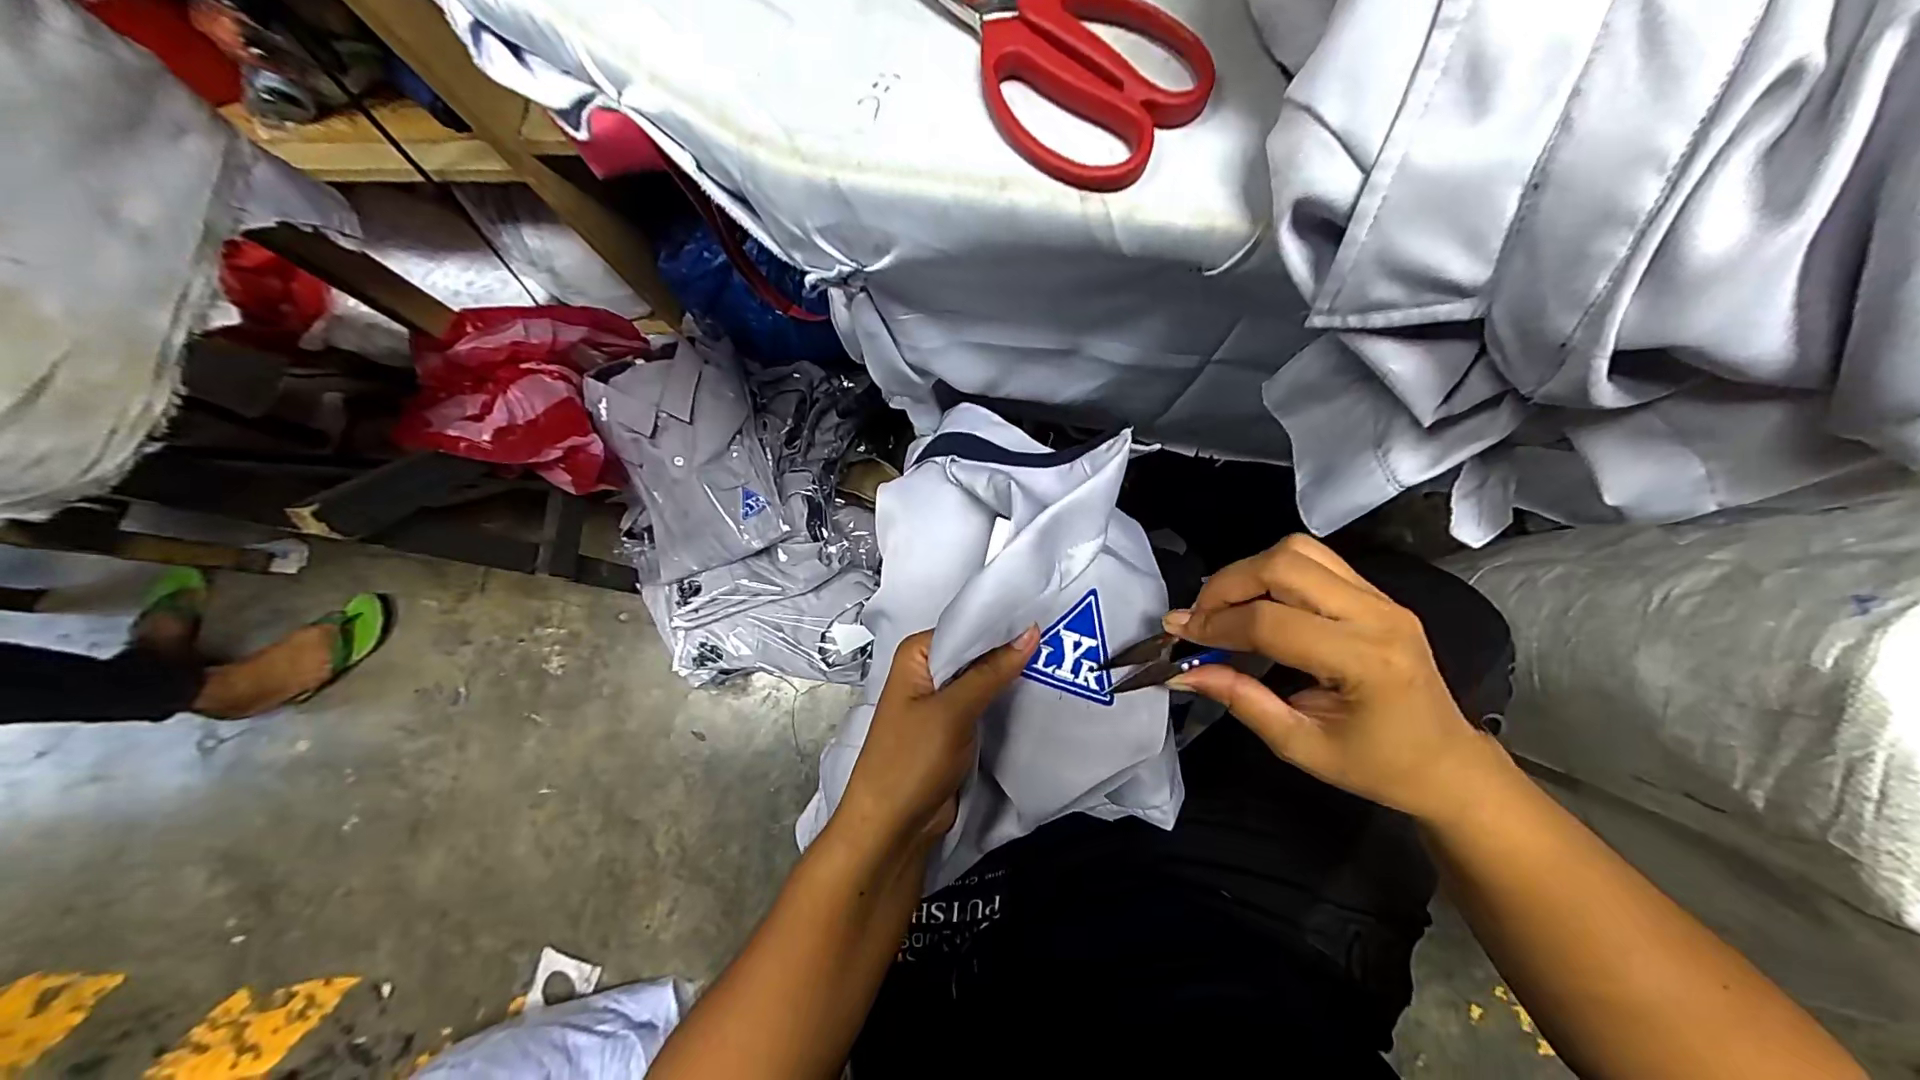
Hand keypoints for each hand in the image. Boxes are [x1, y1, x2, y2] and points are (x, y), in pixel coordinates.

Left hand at [838, 626, 1039, 847]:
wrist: (893, 827)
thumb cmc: (910, 761)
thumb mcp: (953, 711)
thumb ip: (992, 672)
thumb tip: (1030, 632)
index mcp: (916, 655)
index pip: (966, 626)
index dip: (1002, 624)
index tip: (1045, 619)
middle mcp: (927, 672)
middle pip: (977, 652)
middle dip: (1011, 650)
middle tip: (1061, 640)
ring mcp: (942, 702)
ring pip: (984, 680)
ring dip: (1013, 678)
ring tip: (1059, 663)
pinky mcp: (956, 729)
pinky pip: (986, 705)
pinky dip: (1007, 702)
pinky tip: (1039, 694)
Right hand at [1162, 535, 1498, 820]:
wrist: (1449, 765)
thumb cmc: (1378, 767)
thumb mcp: (1301, 745)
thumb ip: (1241, 700)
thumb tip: (1184, 672)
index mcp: (1365, 661)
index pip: (1272, 622)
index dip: (1216, 625)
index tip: (1178, 634)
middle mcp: (1377, 616)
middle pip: (1284, 565)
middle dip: (1227, 585)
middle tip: (1199, 618)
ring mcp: (1381, 599)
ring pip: (1298, 551)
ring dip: (1249, 572)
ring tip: (1224, 607)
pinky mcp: (1376, 594)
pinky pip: (1314, 561)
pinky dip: (1271, 572)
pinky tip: (1256, 603)